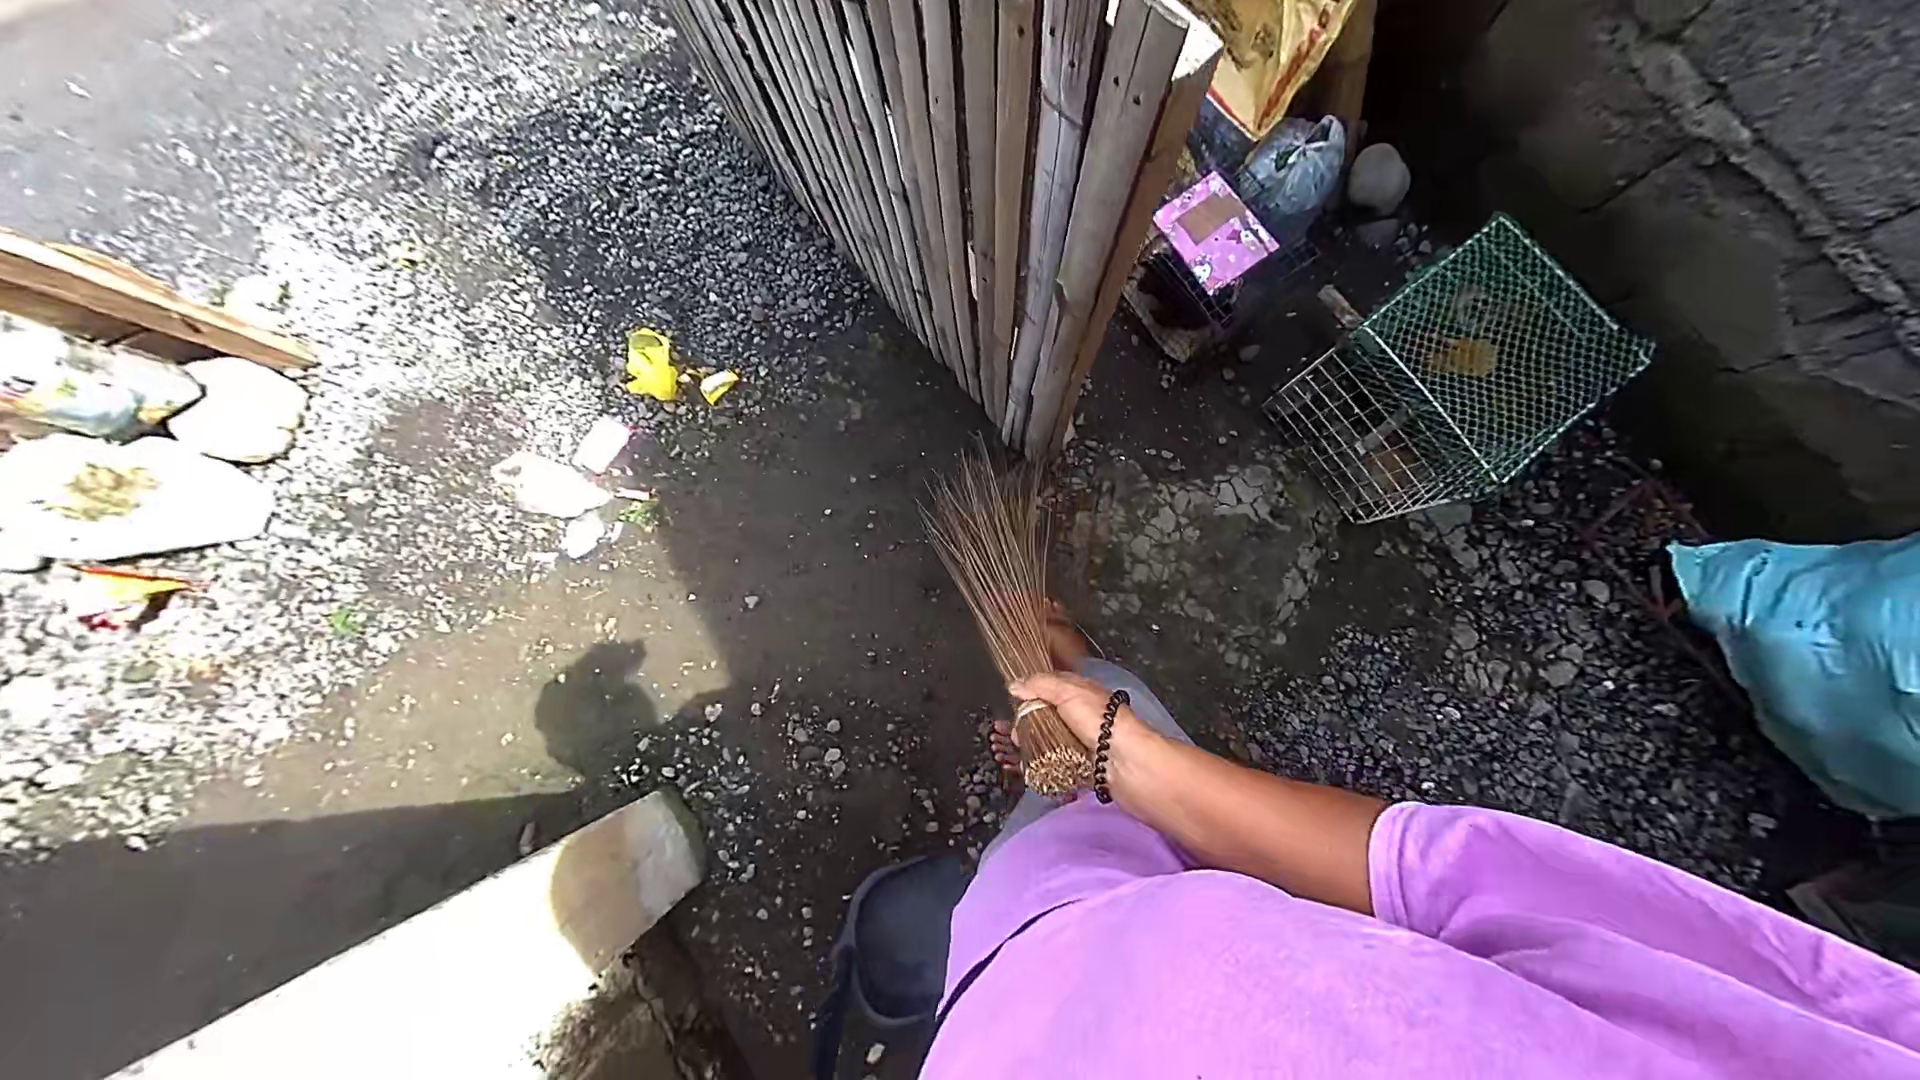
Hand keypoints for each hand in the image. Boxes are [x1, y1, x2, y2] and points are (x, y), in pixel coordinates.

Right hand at [1006, 671, 1155, 754]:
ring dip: (1032, 744)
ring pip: (1048, 738)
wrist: (1127, 762)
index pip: (1049, 686)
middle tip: (1014, 734)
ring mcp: (1080, 739)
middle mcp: (1080, 713)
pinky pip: (1056, 760)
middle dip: (1027, 723)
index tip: (1012, 703)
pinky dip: (1042, 762)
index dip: (1030, 692)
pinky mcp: (1080, 763)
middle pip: (1046, 713)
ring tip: (1019, 751)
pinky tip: (1031, 766)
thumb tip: (1014, 686)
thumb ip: (1040, 685)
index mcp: (1079, 691)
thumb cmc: (1099, 722)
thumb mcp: (1068, 692)